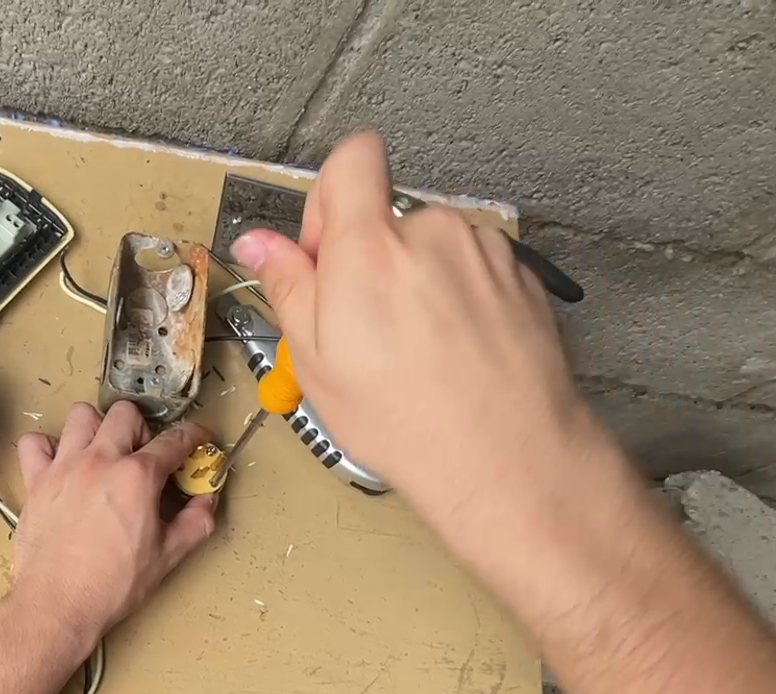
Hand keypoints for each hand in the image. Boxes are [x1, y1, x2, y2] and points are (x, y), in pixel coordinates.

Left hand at [9, 401, 215, 640]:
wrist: (59, 603)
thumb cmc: (110, 585)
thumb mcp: (167, 557)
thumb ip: (194, 523)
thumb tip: (206, 503)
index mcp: (136, 477)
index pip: (174, 440)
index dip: (193, 437)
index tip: (196, 441)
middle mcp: (99, 462)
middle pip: (125, 414)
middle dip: (142, 429)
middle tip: (143, 456)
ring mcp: (64, 468)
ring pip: (80, 415)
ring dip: (95, 427)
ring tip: (101, 452)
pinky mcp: (36, 482)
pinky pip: (34, 443)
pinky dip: (46, 446)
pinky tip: (59, 464)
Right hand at [230, 131, 599, 537]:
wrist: (502, 453)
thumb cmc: (398, 416)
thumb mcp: (314, 360)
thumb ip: (287, 286)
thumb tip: (256, 242)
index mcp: (369, 247)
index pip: (353, 159)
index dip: (328, 200)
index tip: (323, 256)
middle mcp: (432, 230)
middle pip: (386, 217)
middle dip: (365, 261)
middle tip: (362, 333)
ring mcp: (483, 248)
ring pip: (426, 246)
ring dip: (410, 281)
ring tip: (410, 350)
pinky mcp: (519, 272)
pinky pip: (466, 267)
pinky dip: (449, 296)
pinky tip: (447, 350)